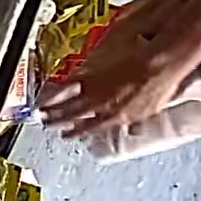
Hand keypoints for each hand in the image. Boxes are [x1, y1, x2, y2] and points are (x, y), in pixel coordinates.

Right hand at [38, 38, 189, 137]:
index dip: (77, 133)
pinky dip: (60, 87)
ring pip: (68, 101)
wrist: (158, 64)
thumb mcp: (149, 110)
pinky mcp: (93, 73)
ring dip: (53, 107)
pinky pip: (72, 82)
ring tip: (41, 110)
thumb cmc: (159, 85)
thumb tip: (131, 128)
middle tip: (46, 124)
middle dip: (58, 121)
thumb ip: (133, 120)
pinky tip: (52, 87)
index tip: (67, 136)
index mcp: (115, 118)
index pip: (90, 129)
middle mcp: (101, 106)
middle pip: (74, 116)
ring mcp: (95, 90)